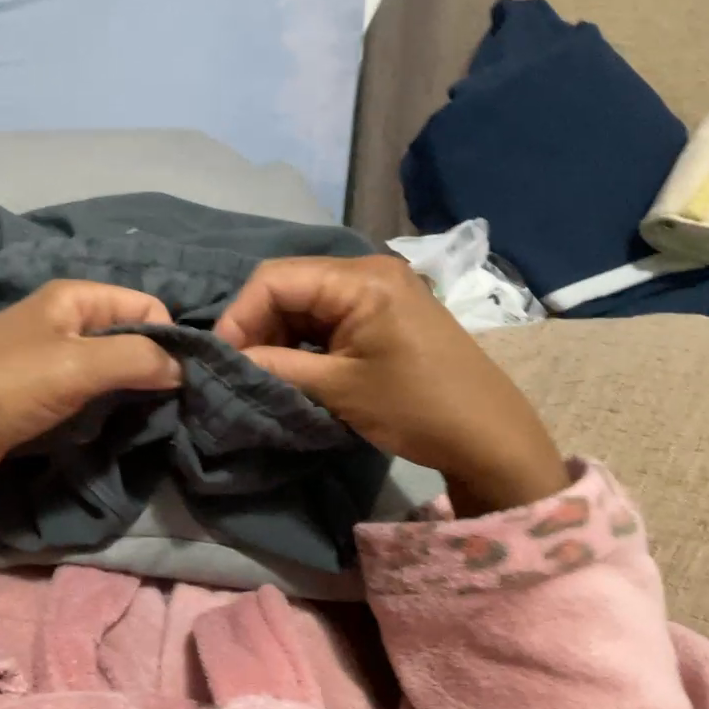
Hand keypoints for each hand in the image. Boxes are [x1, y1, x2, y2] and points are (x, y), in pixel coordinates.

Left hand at [0, 280, 182, 477]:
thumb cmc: (7, 386)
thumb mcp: (77, 367)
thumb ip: (136, 359)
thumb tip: (184, 369)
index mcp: (75, 297)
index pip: (148, 306)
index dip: (168, 340)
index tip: (177, 384)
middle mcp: (67, 318)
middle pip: (132, 336)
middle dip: (152, 368)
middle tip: (165, 407)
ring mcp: (53, 354)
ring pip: (112, 366)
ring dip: (129, 391)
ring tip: (141, 419)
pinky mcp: (43, 388)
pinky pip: (90, 389)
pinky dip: (105, 405)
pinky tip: (110, 424)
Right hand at [215, 255, 568, 515]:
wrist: (489, 437)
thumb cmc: (416, 408)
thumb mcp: (337, 389)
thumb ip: (274, 368)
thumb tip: (222, 363)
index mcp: (360, 279)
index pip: (274, 279)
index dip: (239, 316)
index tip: (220, 360)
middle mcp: (366, 272)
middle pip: (287, 286)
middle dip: (255, 327)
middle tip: (236, 371)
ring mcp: (376, 292)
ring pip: (302, 304)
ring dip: (275, 337)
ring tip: (259, 375)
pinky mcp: (381, 314)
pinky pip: (325, 318)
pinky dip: (300, 342)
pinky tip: (289, 370)